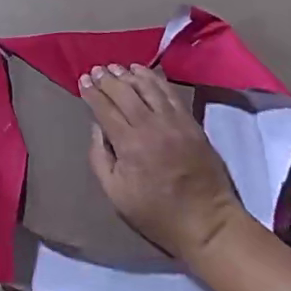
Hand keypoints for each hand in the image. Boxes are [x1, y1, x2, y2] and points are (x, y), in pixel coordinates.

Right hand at [81, 64, 245, 260]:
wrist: (207, 223)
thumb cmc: (156, 214)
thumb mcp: (116, 195)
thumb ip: (100, 158)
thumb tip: (97, 128)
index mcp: (129, 145)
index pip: (105, 108)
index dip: (92, 92)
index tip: (83, 80)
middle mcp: (151, 126)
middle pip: (125, 92)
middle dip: (107, 79)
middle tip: (96, 70)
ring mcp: (174, 122)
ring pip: (148, 87)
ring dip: (129, 74)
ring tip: (117, 67)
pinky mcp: (191, 122)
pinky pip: (170, 92)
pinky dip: (155, 79)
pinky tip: (144, 72)